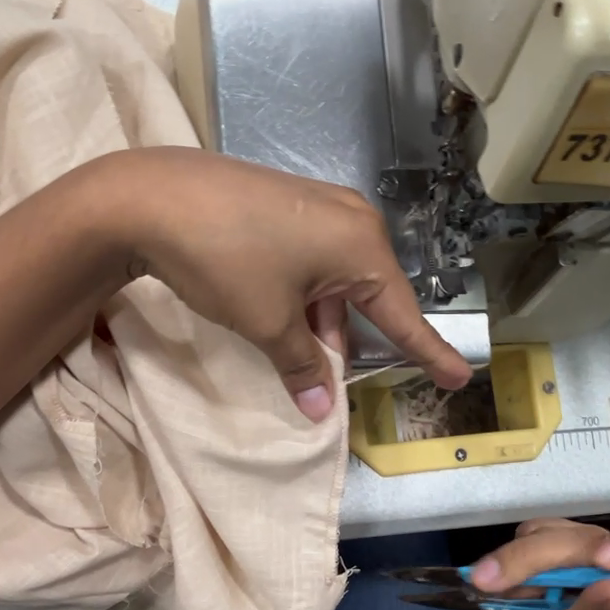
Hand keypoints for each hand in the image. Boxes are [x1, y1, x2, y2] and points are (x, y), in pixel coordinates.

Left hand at [91, 148, 471, 420]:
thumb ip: (301, 366)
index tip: (459, 375)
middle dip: (354, 340)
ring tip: (296, 355)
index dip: (428, 351)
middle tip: (339, 379)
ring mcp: (316, 205)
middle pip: (369, 295)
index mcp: (361, 245)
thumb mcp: (268, 323)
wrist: (150, 198)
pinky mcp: (285, 204)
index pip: (403, 314)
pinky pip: (313, 261)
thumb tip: (321, 410)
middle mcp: (351, 218)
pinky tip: (280, 317)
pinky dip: (305, 296)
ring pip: (336, 280)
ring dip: (322, 322)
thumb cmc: (225, 260)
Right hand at [473, 519, 609, 609]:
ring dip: (526, 555)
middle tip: (507, 579)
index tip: (606, 559)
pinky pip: (540, 533)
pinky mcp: (563, 555)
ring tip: (490, 583)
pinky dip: (514, 553)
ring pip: (570, 531)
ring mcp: (598, 566)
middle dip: (558, 554)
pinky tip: (497, 582)